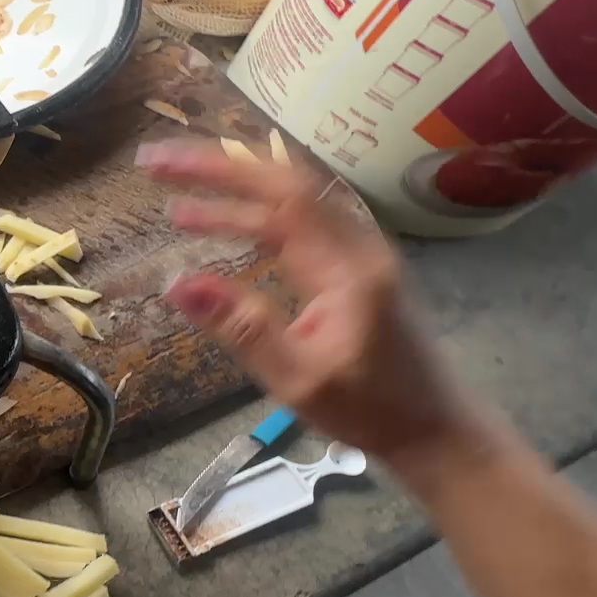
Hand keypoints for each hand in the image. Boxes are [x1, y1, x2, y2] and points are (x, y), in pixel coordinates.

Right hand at [138, 139, 498, 478]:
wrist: (439, 431)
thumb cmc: (369, 409)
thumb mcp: (295, 377)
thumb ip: (238, 327)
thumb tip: (174, 282)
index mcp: (347, 268)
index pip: (279, 196)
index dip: (218, 173)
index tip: (162, 167)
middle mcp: (356, 247)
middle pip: (284, 185)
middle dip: (217, 169)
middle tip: (156, 165)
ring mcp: (357, 254)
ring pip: (290, 201)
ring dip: (231, 193)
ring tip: (173, 204)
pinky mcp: (350, 267)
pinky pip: (296, 223)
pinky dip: (251, 214)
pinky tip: (219, 224)